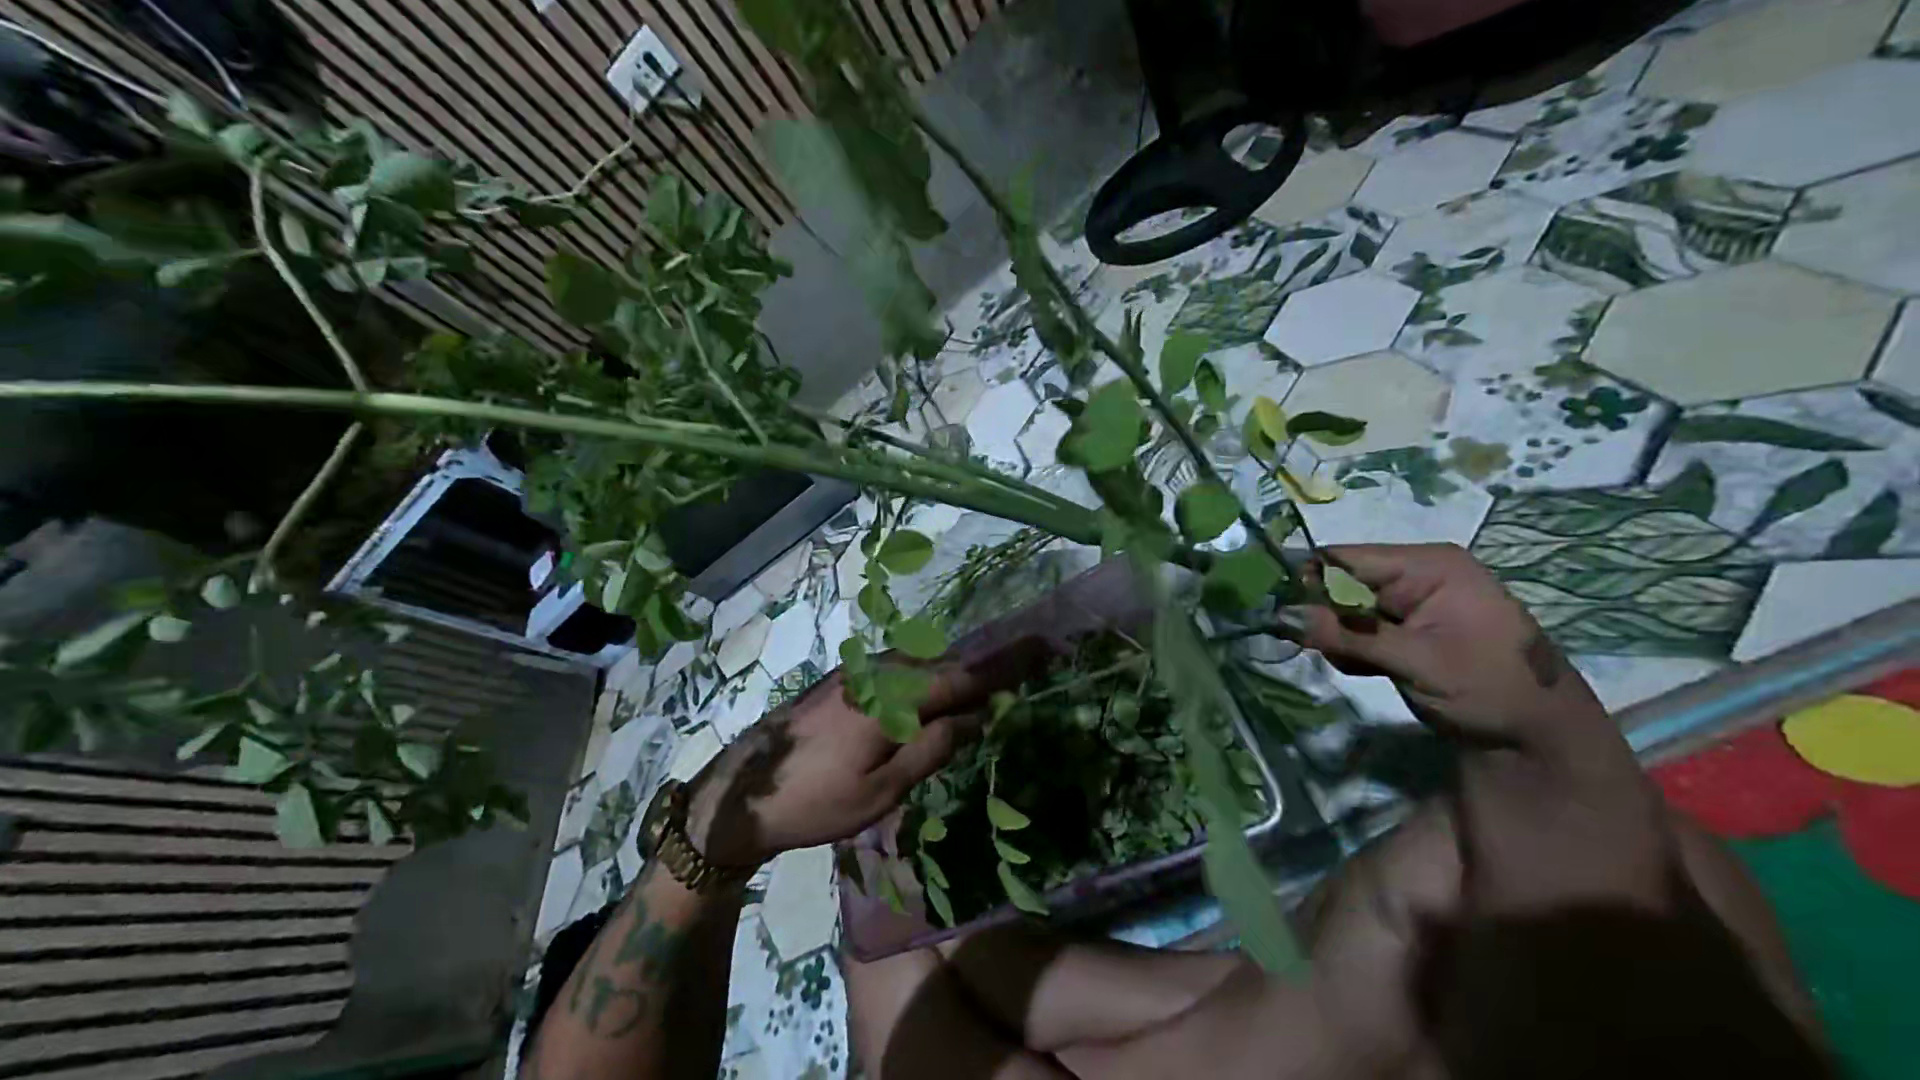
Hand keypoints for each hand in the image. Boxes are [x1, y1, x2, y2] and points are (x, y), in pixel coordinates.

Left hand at [683, 644, 1039, 867]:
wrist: (742, 792)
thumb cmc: (814, 802)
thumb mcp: (880, 791)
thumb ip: (933, 749)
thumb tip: (978, 717)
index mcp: (894, 700)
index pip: (966, 676)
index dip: (1010, 663)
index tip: (1048, 644)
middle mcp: (880, 674)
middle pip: (948, 663)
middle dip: (990, 663)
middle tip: (1031, 660)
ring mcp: (859, 672)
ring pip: (924, 664)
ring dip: (959, 670)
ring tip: (991, 680)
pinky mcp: (845, 678)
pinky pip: (901, 668)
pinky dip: (930, 675)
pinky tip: (939, 689)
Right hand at [1294, 543, 1606, 746]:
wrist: (1540, 741)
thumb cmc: (1489, 689)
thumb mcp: (1414, 660)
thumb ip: (1347, 634)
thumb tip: (1282, 614)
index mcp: (1428, 566)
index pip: (1345, 558)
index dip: (1309, 580)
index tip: (1285, 613)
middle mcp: (1417, 575)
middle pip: (1341, 581)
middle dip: (1326, 616)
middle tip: (1327, 650)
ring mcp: (1412, 602)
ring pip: (1344, 608)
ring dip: (1339, 637)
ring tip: (1359, 667)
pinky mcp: (1406, 627)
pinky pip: (1359, 627)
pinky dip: (1352, 648)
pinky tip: (1367, 669)